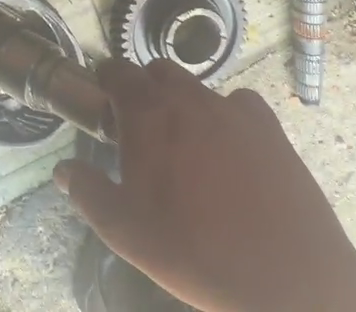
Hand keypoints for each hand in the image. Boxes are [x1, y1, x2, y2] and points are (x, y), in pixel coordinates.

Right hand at [56, 59, 355, 311]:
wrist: (292, 283)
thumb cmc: (197, 253)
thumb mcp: (126, 232)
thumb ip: (88, 193)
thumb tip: (63, 170)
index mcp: (148, 114)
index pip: (116, 71)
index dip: (105, 84)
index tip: (103, 110)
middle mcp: (189, 100)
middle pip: (157, 72)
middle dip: (144, 91)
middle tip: (142, 134)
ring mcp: (235, 112)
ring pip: (198, 88)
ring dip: (184, 105)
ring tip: (187, 149)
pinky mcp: (273, 132)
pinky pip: (240, 106)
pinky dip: (228, 118)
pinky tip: (231, 154)